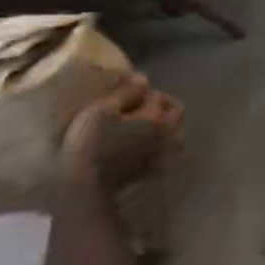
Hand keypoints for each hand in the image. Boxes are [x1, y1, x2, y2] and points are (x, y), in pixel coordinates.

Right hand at [60, 74, 183, 195]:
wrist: (87, 187)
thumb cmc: (89, 146)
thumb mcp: (99, 112)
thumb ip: (125, 93)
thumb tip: (142, 77)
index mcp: (158, 118)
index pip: (156, 95)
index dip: (140, 90)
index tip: (125, 89)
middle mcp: (172, 133)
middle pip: (174, 109)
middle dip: (160, 102)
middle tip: (136, 103)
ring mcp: (169, 151)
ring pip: (176, 127)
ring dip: (163, 119)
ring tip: (139, 120)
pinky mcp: (162, 166)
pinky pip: (170, 145)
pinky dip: (162, 137)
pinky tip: (143, 139)